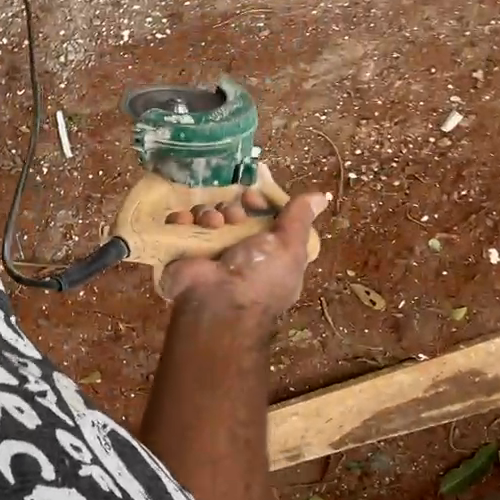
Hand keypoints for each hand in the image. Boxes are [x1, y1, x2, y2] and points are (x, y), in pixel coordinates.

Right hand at [157, 188, 328, 331]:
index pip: (261, 216)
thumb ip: (299, 219)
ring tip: (211, 225)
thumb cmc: (259, 277)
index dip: (257, 203)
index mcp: (266, 251)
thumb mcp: (289, 248)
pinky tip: (187, 223)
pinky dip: (181, 220)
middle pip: (231, 212)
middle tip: (232, 217)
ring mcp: (207, 249)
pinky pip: (178, 223)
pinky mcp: (181, 248)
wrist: (216, 303)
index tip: (251, 198)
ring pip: (205, 214)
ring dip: (207, 213)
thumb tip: (321, 196)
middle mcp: (237, 250)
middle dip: (231, 209)